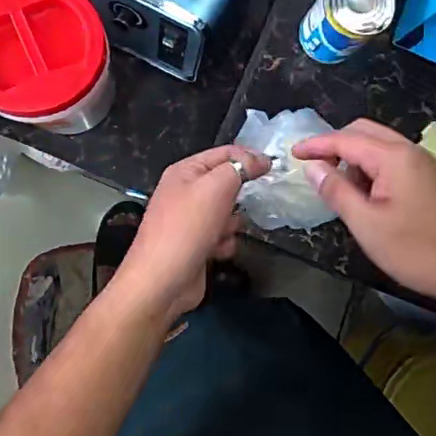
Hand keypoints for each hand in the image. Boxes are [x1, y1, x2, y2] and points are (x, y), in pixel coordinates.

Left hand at [108, 145, 270, 321]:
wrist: (162, 282)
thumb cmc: (187, 229)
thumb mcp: (216, 188)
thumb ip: (240, 168)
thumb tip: (260, 160)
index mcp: (185, 171)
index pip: (224, 153)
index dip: (249, 158)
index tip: (273, 168)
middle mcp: (186, 192)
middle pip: (227, 183)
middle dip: (239, 196)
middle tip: (248, 204)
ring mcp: (190, 220)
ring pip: (228, 212)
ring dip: (233, 223)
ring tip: (224, 232)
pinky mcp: (197, 244)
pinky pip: (222, 236)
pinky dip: (225, 243)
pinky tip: (218, 251)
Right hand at [292, 119, 435, 308]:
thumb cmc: (418, 251)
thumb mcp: (367, 224)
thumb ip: (336, 191)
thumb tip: (313, 167)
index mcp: (394, 157)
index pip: (346, 138)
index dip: (317, 145)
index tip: (293, 153)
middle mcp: (411, 151)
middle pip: (365, 132)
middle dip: (336, 145)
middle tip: (314, 167)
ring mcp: (425, 164)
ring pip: (381, 146)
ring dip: (355, 158)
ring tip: (338, 187)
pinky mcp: (432, 179)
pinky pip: (395, 161)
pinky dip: (373, 168)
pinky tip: (366, 195)